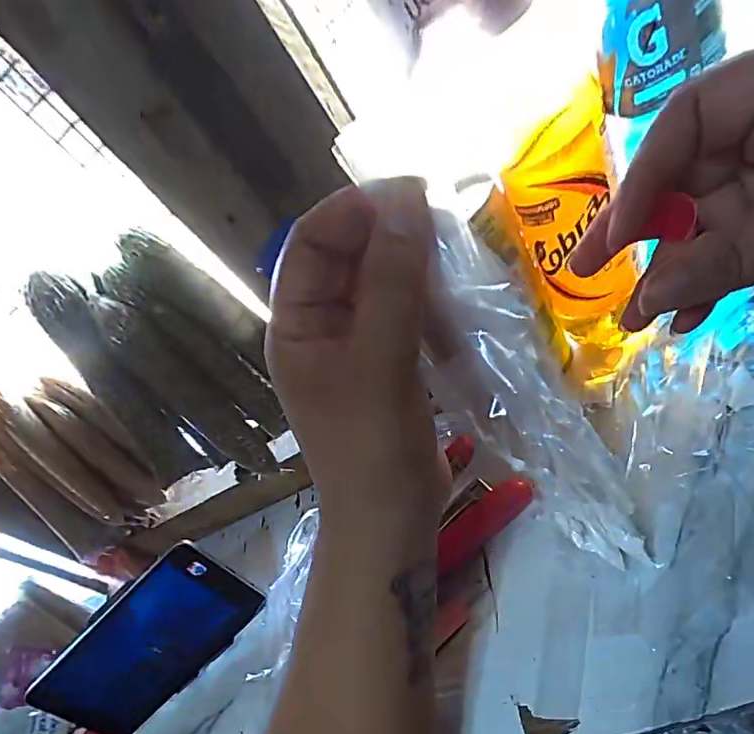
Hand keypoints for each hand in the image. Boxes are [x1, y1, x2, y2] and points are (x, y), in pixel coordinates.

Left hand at [267, 179, 443, 538]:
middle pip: (349, 260)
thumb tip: (407, 199)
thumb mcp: (380, 362)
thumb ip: (392, 282)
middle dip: (390, 235)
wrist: (389, 520)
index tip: (411, 193)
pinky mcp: (387, 371)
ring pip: (381, 288)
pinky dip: (428, 304)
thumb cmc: (373, 448)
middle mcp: (319, 332)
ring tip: (457, 255)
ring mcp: (354, 352)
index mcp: (295, 326)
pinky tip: (458, 299)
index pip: (313, 242)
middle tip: (444, 220)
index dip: (355, 210)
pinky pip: (405, 319)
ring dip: (414, 268)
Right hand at [573, 26, 753, 332]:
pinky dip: (721, 278)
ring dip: (681, 267)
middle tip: (593, 280)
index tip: (616, 239)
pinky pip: (753, 244)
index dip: (644, 176)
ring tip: (645, 319)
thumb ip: (730, 258)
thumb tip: (644, 298)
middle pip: (698, 171)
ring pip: (721, 217)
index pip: (694, 116)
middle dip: (648, 231)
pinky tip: (693, 317)